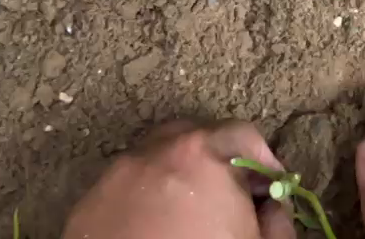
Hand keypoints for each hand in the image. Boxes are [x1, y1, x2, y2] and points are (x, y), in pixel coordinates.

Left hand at [63, 120, 296, 238]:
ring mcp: (116, 176)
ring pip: (156, 162)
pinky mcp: (86, 207)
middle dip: (216, 164)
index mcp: (206, 153)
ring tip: (185, 220)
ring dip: (176, 180)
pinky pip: (124, 191)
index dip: (262, 162)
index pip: (244, 135)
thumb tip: (272, 206)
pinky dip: (141, 202)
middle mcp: (158, 150)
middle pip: (196, 139)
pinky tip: (150, 234)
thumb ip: (277, 222)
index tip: (268, 189)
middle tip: (228, 201)